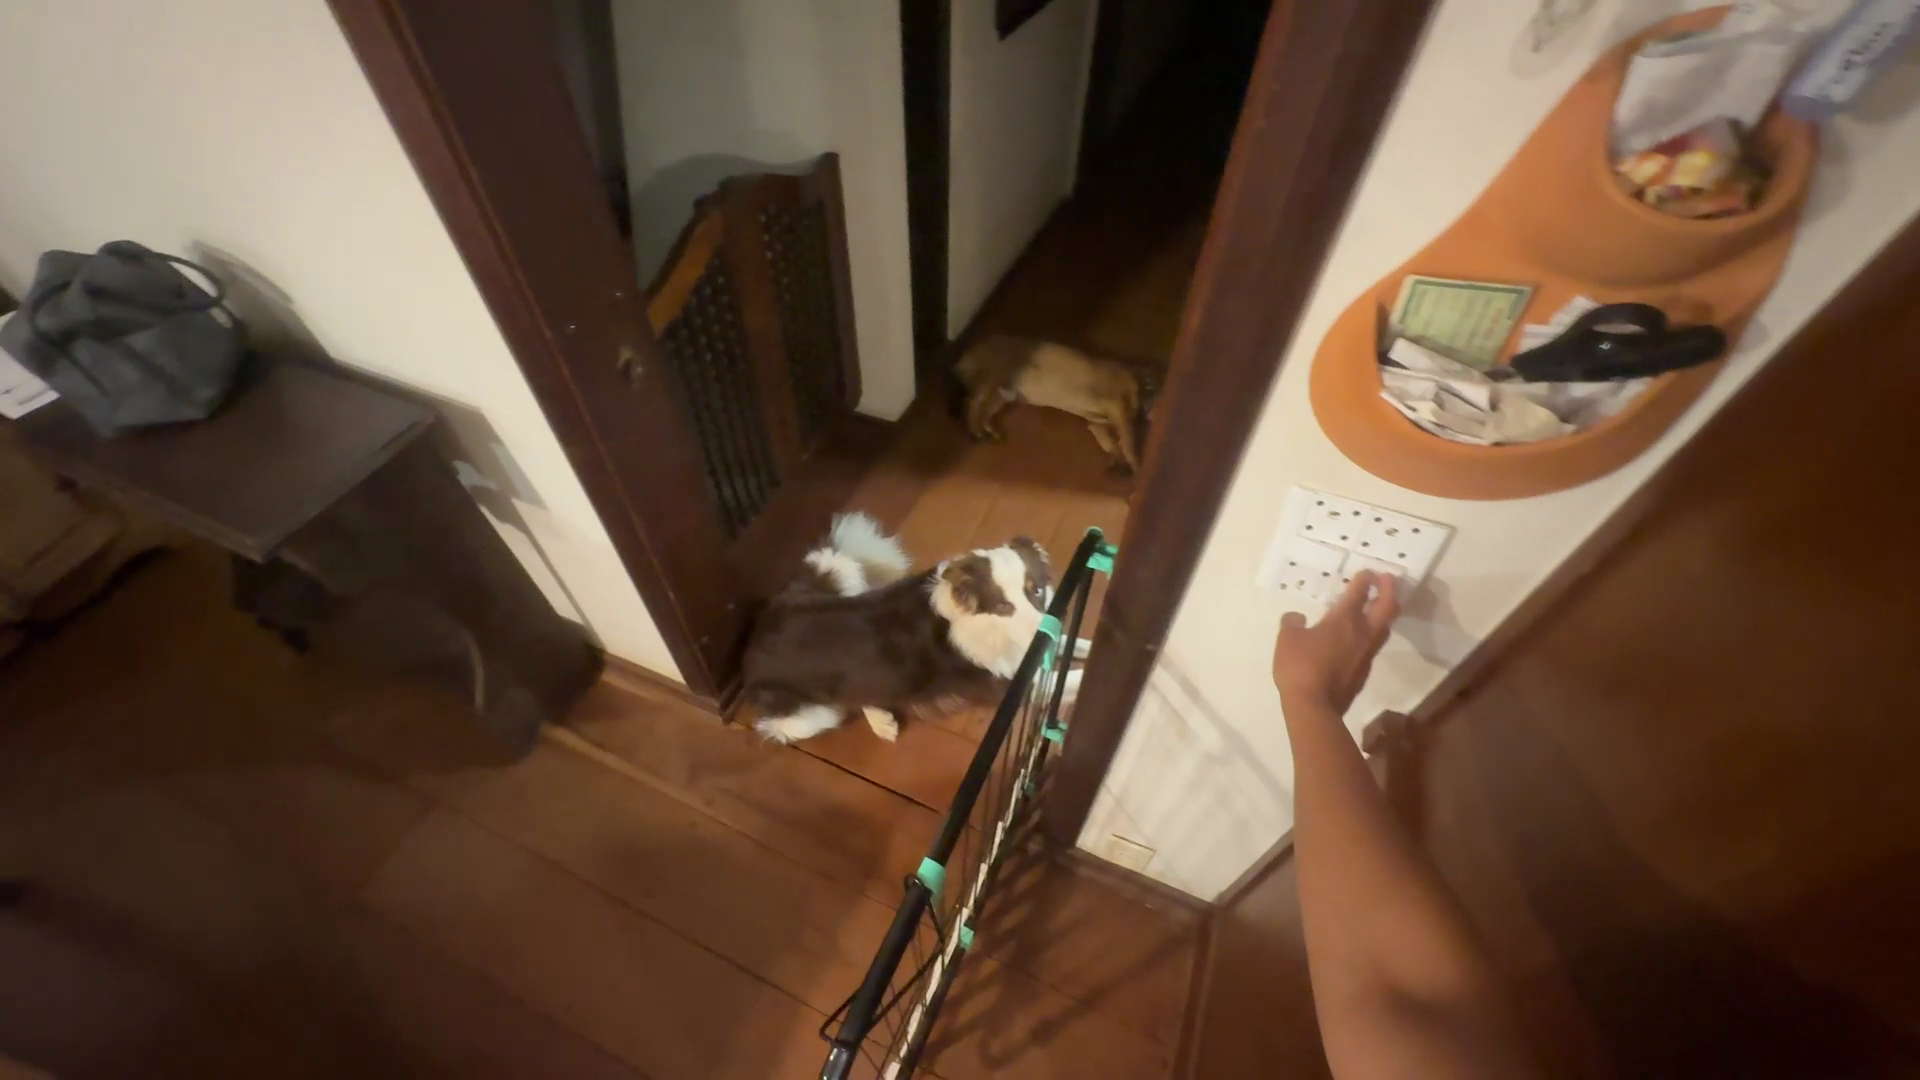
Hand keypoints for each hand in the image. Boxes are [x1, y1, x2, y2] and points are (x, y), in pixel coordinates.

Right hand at [1272, 571, 1399, 712]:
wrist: (1315, 705)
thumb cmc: (1299, 666)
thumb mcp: (1287, 639)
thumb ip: (1293, 623)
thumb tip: (1298, 618)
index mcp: (1343, 621)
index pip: (1358, 594)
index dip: (1364, 580)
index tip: (1367, 571)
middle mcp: (1362, 634)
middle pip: (1387, 608)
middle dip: (1389, 590)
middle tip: (1387, 579)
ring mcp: (1366, 654)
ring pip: (1384, 627)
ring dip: (1385, 612)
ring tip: (1378, 605)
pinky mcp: (1364, 670)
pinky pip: (1373, 644)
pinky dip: (1372, 632)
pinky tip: (1358, 636)